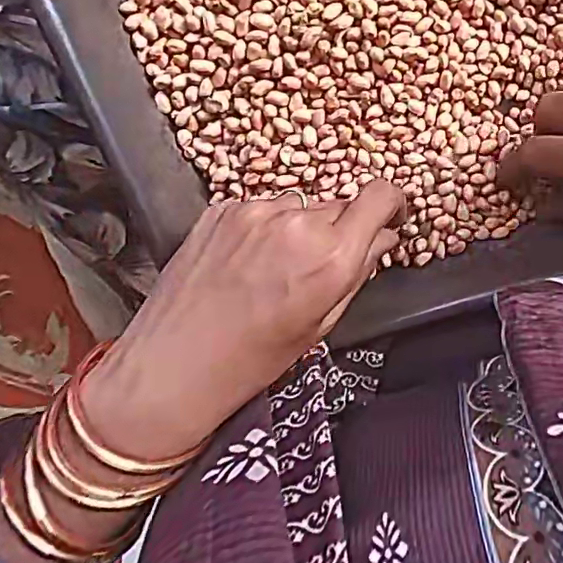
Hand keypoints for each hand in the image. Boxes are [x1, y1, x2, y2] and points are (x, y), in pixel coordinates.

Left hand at [76, 181, 405, 463]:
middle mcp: (296, 223)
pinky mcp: (223, 208)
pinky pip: (263, 207)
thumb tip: (384, 237)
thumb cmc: (250, 359)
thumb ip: (359, 271)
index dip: (391, 204)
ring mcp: (255, 211)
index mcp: (330, 257)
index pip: (380, 196)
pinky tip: (247, 260)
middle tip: (318, 265)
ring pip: (301, 204)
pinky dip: (264, 226)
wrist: (171, 366)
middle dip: (340, 229)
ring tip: (273, 267)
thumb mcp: (322, 324)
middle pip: (340, 204)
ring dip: (300, 226)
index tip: (388, 216)